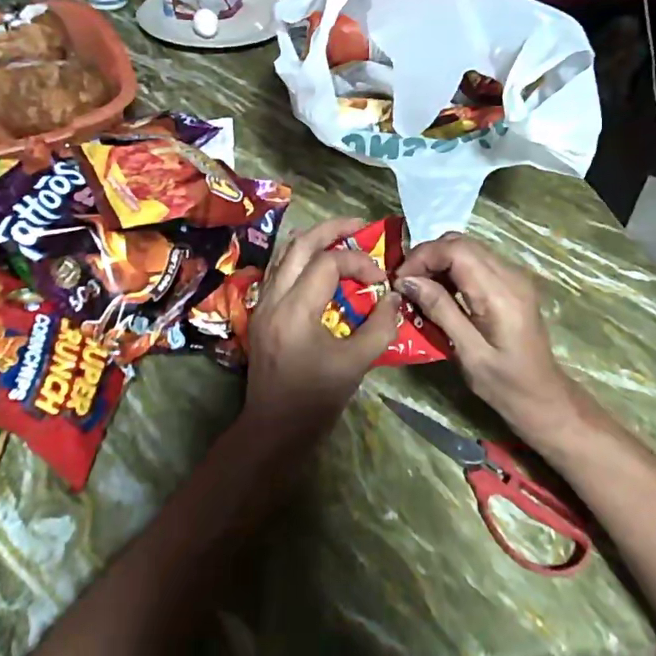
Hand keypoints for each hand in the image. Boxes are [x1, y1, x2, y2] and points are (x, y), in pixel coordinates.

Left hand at [242, 217, 400, 438]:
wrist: (272, 429)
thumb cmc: (314, 401)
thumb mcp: (355, 365)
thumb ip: (379, 327)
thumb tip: (394, 297)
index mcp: (295, 309)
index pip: (327, 263)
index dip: (358, 262)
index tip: (380, 279)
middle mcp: (273, 297)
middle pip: (299, 244)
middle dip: (331, 229)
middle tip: (360, 225)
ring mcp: (262, 303)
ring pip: (285, 254)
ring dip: (314, 240)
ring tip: (342, 237)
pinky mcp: (261, 313)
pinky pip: (280, 271)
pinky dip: (301, 259)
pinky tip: (319, 263)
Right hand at [394, 234, 582, 439]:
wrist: (544, 398)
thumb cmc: (506, 385)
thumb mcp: (469, 354)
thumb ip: (441, 311)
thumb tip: (407, 280)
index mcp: (501, 294)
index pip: (456, 250)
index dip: (423, 257)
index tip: (401, 280)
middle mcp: (510, 276)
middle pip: (460, 242)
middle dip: (427, 255)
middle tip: (406, 282)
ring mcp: (513, 276)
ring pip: (466, 247)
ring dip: (437, 259)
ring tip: (418, 285)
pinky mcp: (511, 281)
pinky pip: (475, 259)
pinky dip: (451, 266)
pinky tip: (439, 289)